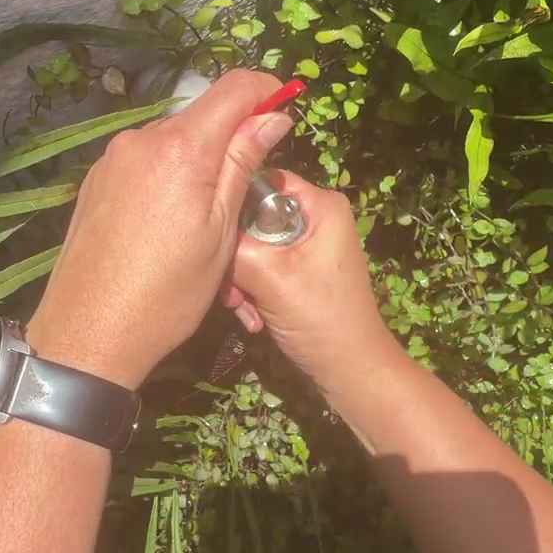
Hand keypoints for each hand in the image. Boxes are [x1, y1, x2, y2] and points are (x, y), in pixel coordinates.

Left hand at [26, 69, 291, 389]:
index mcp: (179, 148)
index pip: (234, 88)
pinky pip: (143, 162)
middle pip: (200, 116)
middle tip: (244, 193)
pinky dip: (166, 177)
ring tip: (200, 222)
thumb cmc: (168, 293)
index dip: (267, 91)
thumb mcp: (221, 232)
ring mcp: (111, 159)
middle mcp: (139, 140)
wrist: (88, 333)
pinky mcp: (94, 180)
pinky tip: (164, 224)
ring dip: (196, 163)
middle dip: (230, 139)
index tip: (284, 111)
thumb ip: (244, 163)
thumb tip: (274, 116)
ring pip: (171, 142)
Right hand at [224, 171, 399, 390]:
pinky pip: (262, 267)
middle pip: (254, 217)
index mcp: (321, 206)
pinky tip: (252, 317)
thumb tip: (202, 229)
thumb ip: (235, 246)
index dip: (234, 203)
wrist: (350, 371)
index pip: (263, 181)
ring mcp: (308, 245)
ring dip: (240, 280)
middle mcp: (316, 218)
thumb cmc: (320, 319)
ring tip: (242, 309)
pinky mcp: (299, 270)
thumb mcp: (271, 277)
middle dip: (236, 256)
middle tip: (231, 290)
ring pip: (253, 246)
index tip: (214, 235)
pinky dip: (252, 291)